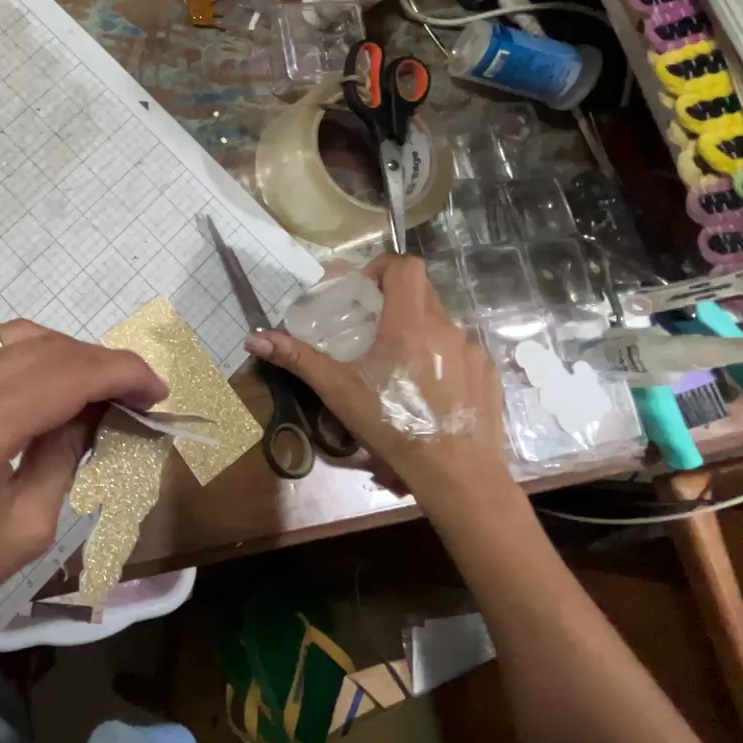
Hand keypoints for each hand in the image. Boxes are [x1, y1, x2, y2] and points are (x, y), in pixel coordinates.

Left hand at [0, 321, 165, 661]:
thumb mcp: (29, 526)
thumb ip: (68, 452)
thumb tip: (100, 406)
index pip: (66, 375)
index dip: (121, 374)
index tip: (160, 393)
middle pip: (45, 348)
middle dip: (101, 363)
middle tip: (138, 395)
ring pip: (17, 336)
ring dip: (66, 354)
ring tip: (100, 389)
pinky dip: (30, 353)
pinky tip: (52, 380)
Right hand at [246, 255, 512, 513]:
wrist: (458, 475)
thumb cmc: (393, 425)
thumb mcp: (338, 390)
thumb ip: (298, 358)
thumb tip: (254, 339)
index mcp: (410, 324)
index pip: (405, 267)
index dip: (382, 268)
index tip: (362, 292)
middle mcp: (447, 328)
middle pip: (421, 291)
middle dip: (393, 299)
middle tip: (369, 327)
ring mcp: (473, 351)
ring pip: (440, 322)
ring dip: (416, 329)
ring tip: (396, 363)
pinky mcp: (489, 374)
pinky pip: (461, 350)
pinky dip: (440, 356)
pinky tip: (428, 388)